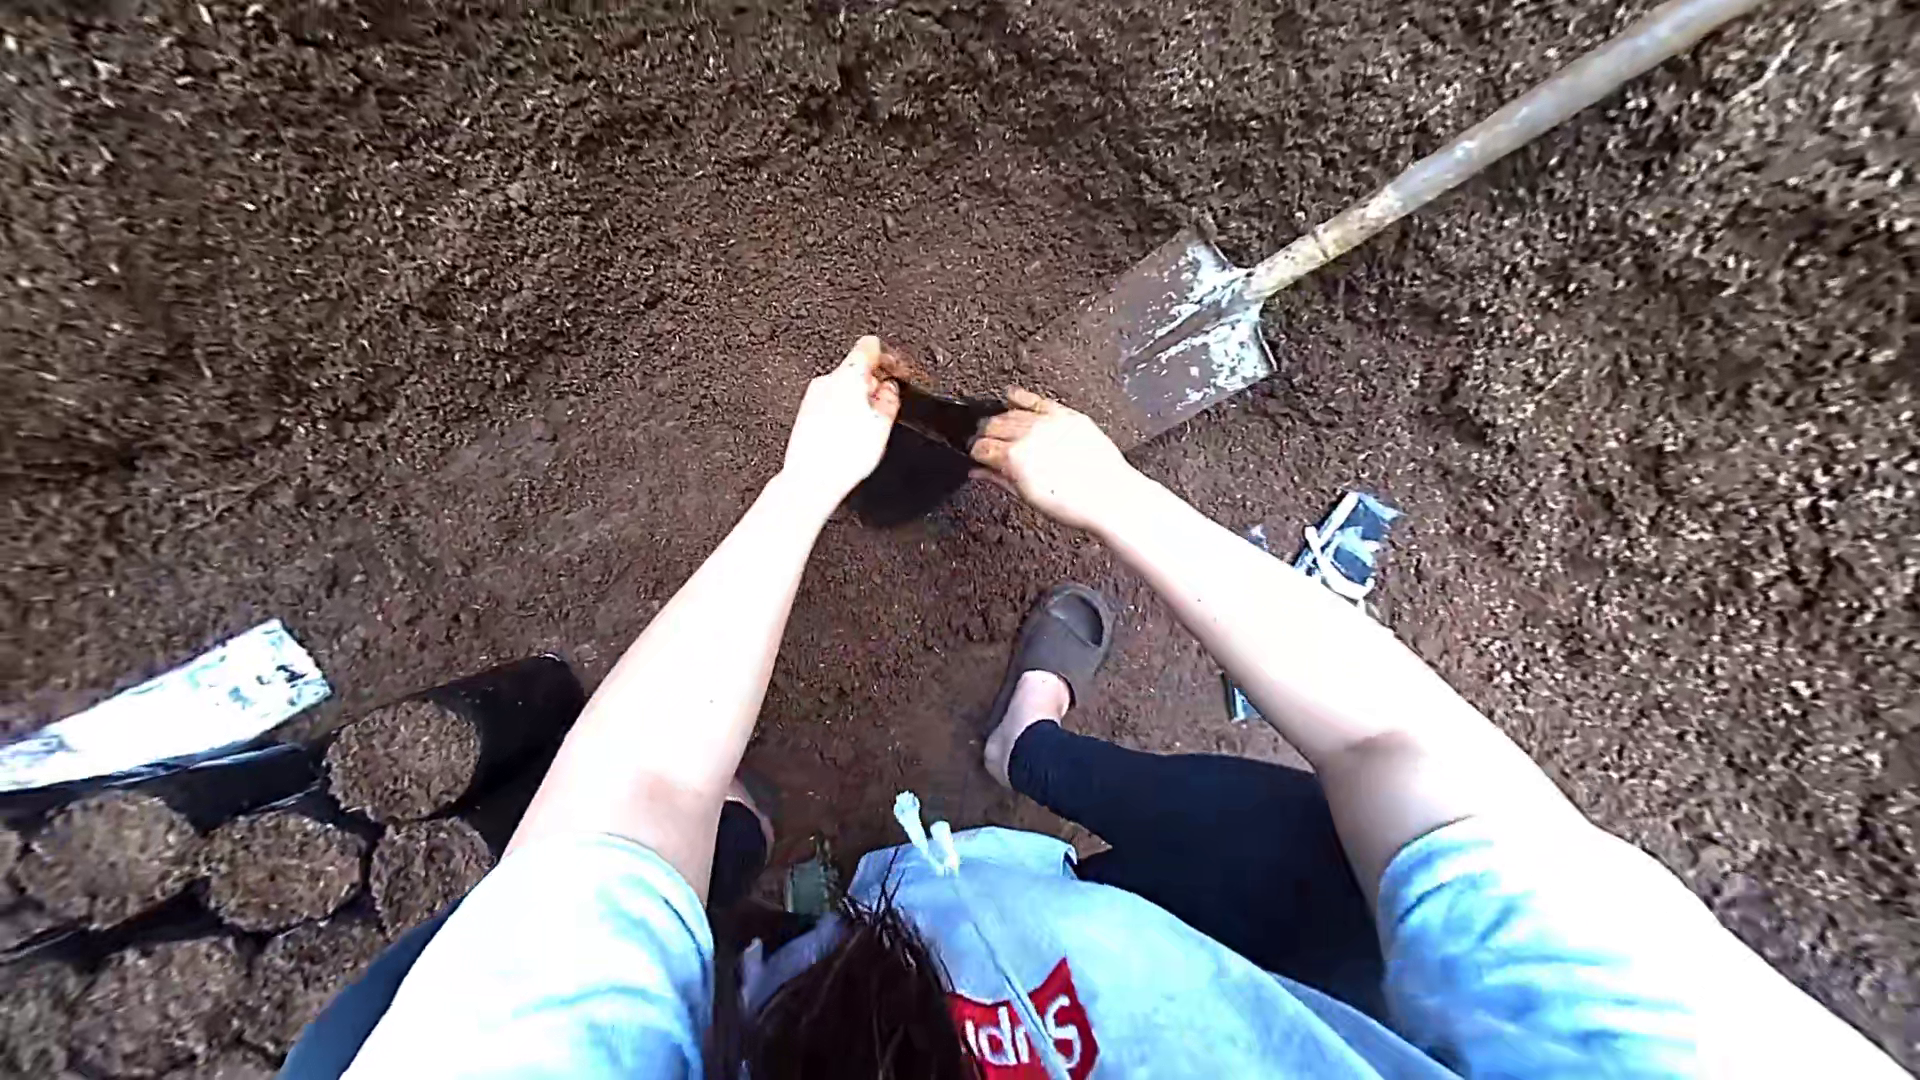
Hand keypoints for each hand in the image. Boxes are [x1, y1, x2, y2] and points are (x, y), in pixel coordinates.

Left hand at [779, 336, 901, 510]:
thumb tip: (890, 388)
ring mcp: (813, 397)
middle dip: (873, 384)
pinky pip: (830, 405)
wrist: (811, 479)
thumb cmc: (844, 454)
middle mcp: (827, 380)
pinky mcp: (806, 414)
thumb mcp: (883, 424)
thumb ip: (891, 397)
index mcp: (849, 374)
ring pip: (842, 388)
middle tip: (887, 406)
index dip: (889, 357)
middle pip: (856, 368)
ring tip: (867, 428)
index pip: (870, 346)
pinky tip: (849, 435)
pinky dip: (843, 413)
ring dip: (858, 400)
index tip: (897, 371)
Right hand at [969, 387, 1143, 530]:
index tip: (976, 456)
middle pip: (992, 426)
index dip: (975, 452)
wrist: (1110, 496)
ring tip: (999, 427)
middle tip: (986, 443)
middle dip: (985, 435)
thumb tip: (979, 472)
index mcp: (1014, 459)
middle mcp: (1028, 436)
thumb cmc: (1074, 504)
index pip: (981, 447)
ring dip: (1000, 419)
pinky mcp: (1066, 415)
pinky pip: (1036, 399)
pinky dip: (1020, 396)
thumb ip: (999, 479)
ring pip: (1011, 412)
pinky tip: (1011, 396)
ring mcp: (1047, 422)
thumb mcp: (1028, 497)